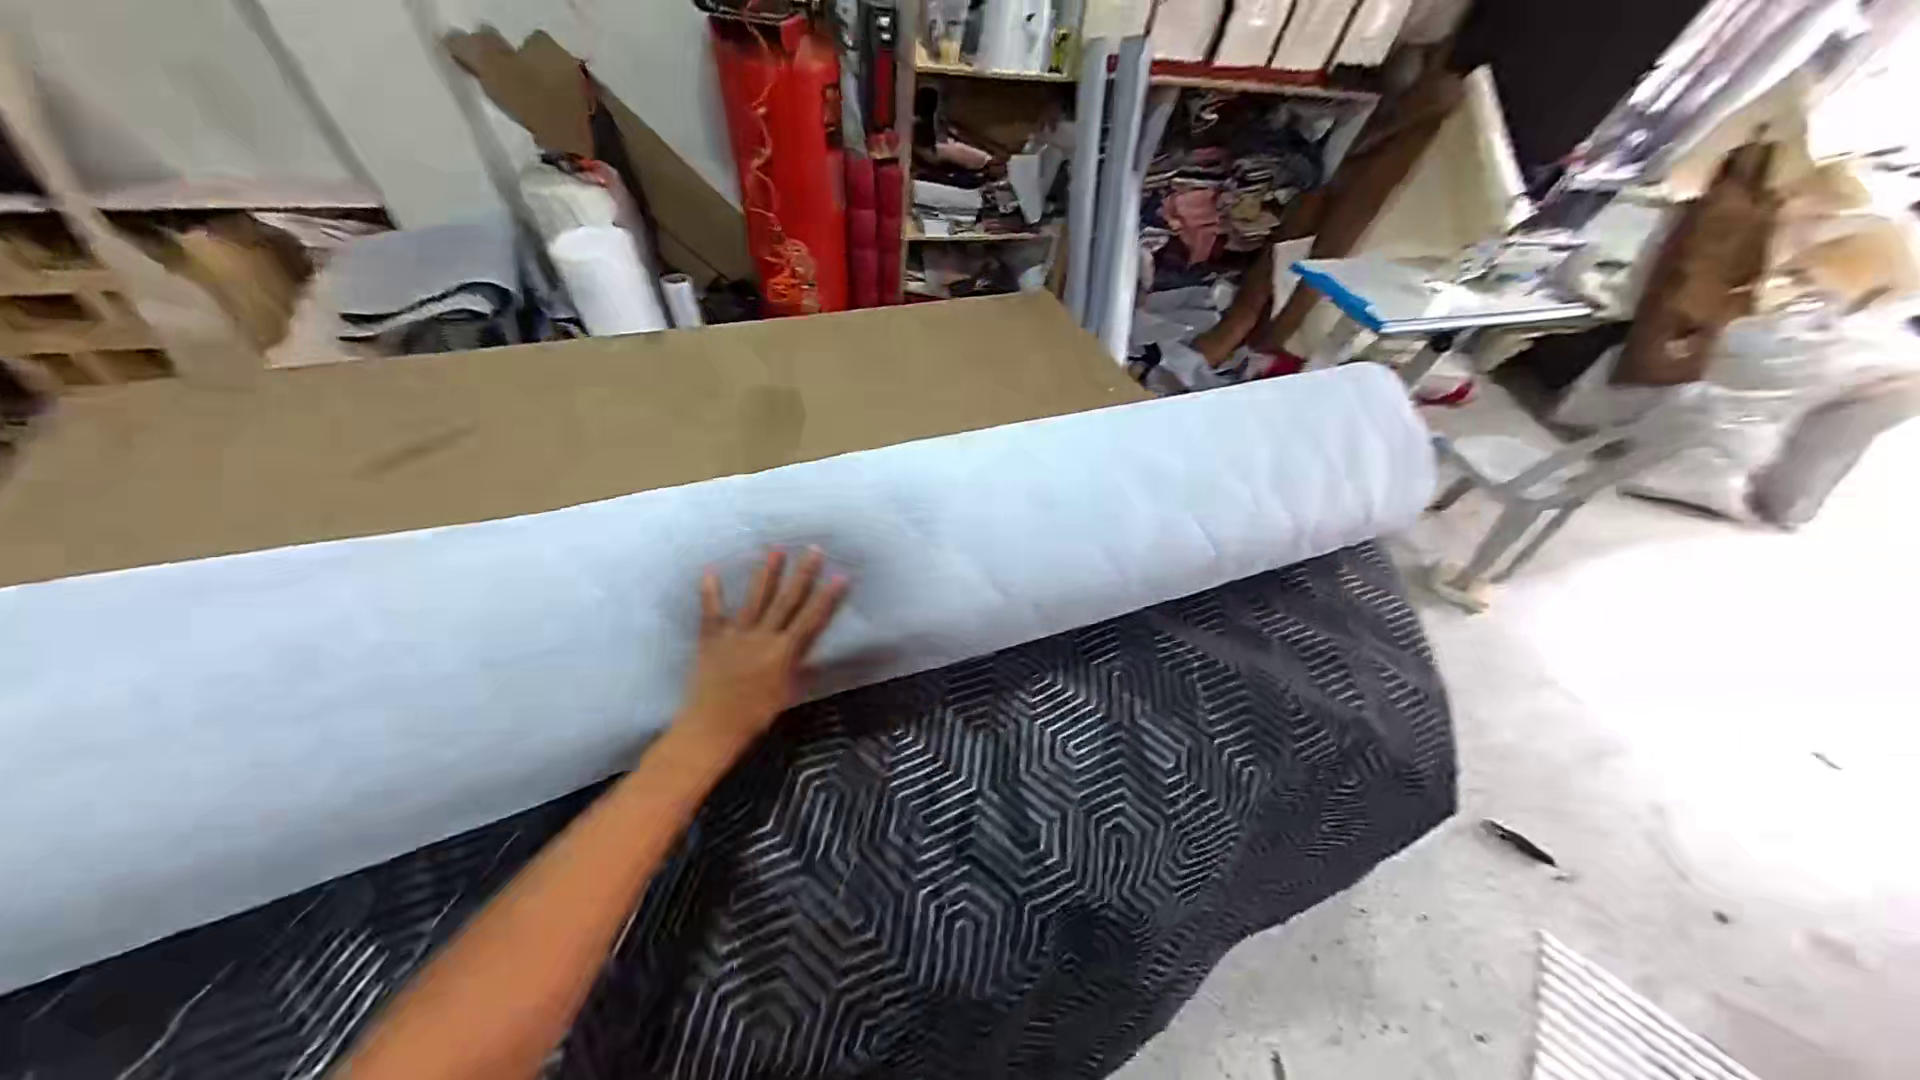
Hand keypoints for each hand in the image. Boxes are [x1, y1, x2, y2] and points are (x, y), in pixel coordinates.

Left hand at [676, 548, 847, 755]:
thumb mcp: (787, 696)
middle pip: (787, 601)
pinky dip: (710, 592)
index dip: (827, 597)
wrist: (712, 727)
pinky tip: (710, 570)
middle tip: (813, 550)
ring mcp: (736, 635)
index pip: (811, 619)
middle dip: (802, 574)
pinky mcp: (712, 638)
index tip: (840, 576)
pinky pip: (711, 612)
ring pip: (755, 599)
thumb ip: (802, 672)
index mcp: (784, 652)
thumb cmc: (754, 716)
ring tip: (776, 549)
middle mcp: (763, 637)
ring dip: (767, 573)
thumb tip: (816, 657)